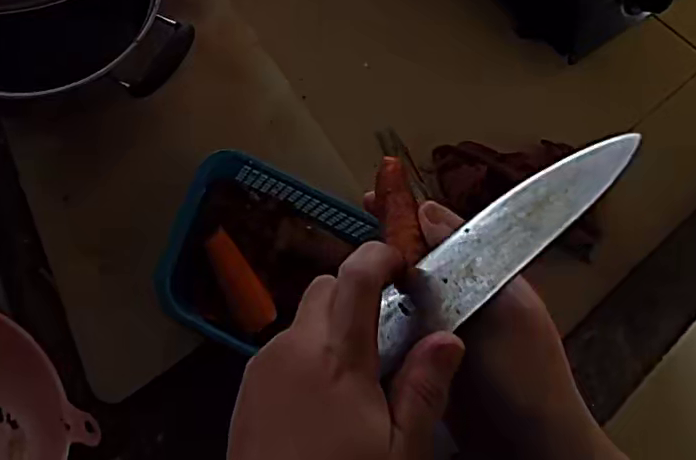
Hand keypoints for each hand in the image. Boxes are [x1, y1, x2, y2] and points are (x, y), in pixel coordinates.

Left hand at [228, 240, 465, 459]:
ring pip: (304, 317)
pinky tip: (321, 404)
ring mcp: (265, 365)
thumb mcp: (399, 456)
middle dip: (356, 296)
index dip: (381, 256)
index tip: (401, 265)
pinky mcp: (247, 387)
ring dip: (330, 329)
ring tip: (354, 383)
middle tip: (383, 335)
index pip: (356, 273)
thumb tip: (447, 340)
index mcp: (336, 356)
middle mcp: (294, 347)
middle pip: (327, 287)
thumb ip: (423, 391)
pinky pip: (283, 348)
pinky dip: (306, 355)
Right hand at [368, 196, 622, 459]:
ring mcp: (443, 326)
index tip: (376, 195)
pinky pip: (396, 327)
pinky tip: (358, 310)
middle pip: (417, 254)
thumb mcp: (506, 307)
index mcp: (484, 271)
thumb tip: (428, 209)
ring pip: (402, 288)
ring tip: (351, 262)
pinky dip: (378, 315)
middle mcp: (461, 294)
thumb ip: (471, 257)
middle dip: (386, 235)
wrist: (536, 453)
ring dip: (378, 275)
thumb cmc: (532, 379)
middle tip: (361, 218)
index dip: (406, 209)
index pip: (439, 228)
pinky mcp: (426, 358)